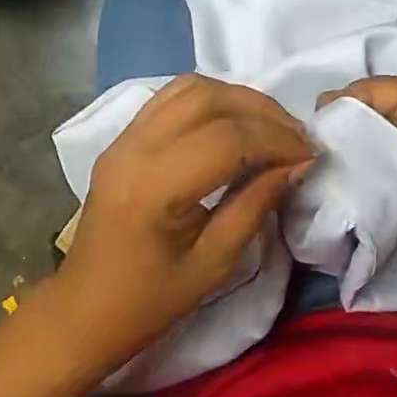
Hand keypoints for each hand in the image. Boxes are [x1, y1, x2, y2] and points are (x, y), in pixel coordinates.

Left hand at [58, 75, 313, 365]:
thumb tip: (296, 163)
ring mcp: (122, 139)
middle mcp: (133, 148)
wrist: (84, 308)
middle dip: (261, 110)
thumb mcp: (214, 263)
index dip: (276, 140)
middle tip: (296, 136)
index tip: (311, 153)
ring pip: (187, 88)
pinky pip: (169, 99)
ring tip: (269, 127)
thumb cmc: (150, 300)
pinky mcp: (120, 140)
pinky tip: (232, 124)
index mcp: (154, 186)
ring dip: (235, 98)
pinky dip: (208, 101)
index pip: (227, 139)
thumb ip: (255, 204)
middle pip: (207, 99)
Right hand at [319, 75, 396, 228]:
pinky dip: (354, 176)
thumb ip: (389, 137)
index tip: (316, 131)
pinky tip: (337, 184)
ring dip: (342, 156)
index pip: (362, 92)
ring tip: (318, 171)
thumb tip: (343, 137)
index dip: (337, 108)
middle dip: (335, 132)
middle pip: (355, 117)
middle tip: (312, 153)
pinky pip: (368, 169)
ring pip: (358, 144)